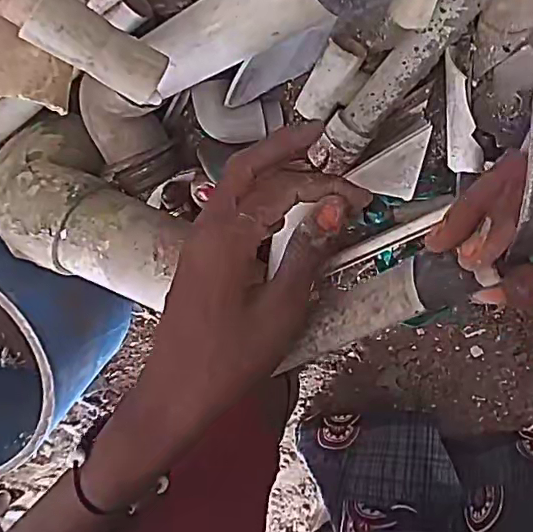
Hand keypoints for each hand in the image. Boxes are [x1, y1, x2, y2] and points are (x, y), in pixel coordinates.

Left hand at [81, 123, 366, 505]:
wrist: (176, 394)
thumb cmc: (225, 361)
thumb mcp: (280, 309)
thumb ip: (307, 253)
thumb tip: (332, 210)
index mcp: (226, 237)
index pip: (282, 189)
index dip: (324, 185)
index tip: (356, 194)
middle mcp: (207, 228)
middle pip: (247, 168)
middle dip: (286, 147)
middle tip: (323, 138)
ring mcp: (200, 240)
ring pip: (237, 187)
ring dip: (273, 171)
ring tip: (312, 166)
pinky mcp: (203, 256)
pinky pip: (233, 212)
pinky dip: (262, 199)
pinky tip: (288, 209)